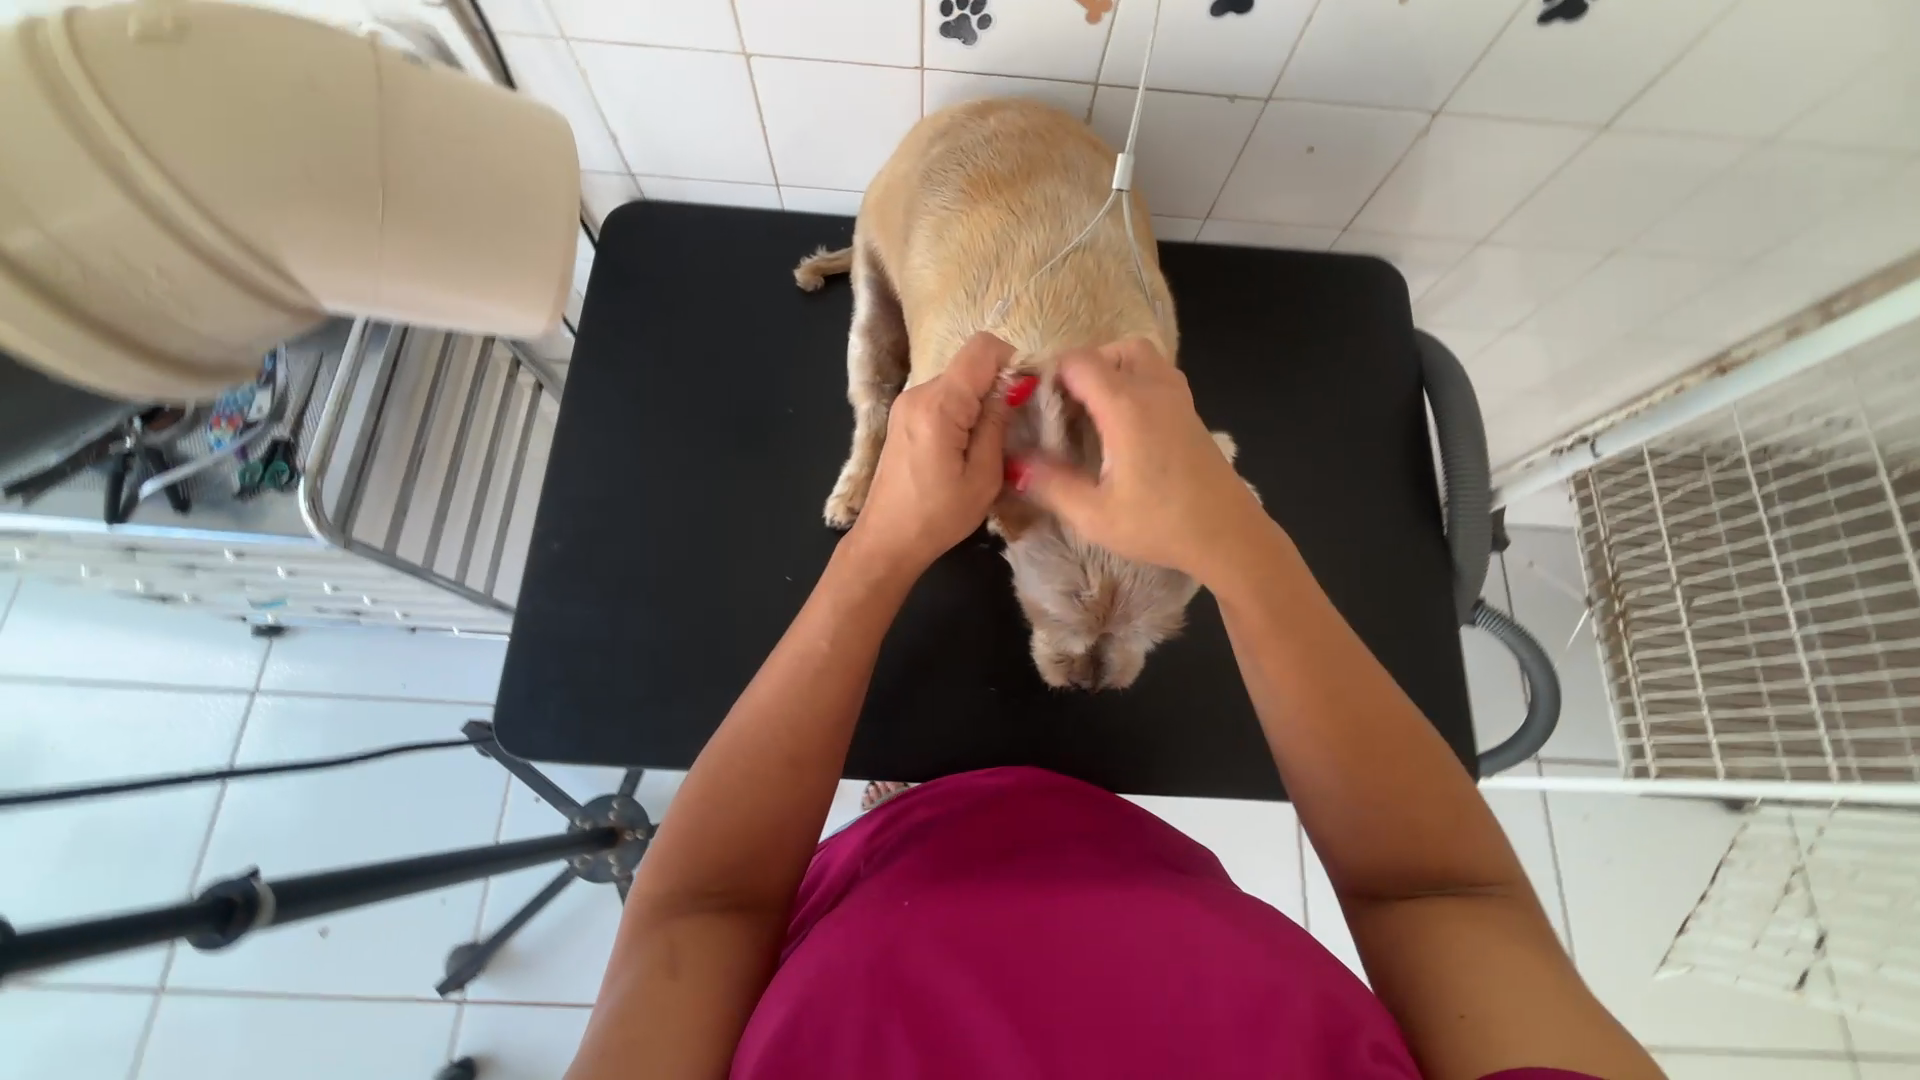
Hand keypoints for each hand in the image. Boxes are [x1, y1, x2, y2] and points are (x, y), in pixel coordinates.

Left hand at [846, 333, 1015, 572]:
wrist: (887, 540)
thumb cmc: (938, 516)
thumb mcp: (984, 476)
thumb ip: (998, 424)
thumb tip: (1013, 388)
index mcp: (939, 404)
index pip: (982, 348)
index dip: (1012, 362)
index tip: (1024, 396)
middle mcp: (918, 393)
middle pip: (969, 366)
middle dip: (997, 388)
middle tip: (1012, 430)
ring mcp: (906, 403)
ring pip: (957, 383)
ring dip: (979, 404)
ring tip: (987, 446)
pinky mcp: (903, 417)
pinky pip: (942, 399)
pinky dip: (961, 413)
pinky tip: (964, 449)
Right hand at [1013, 339, 1273, 587]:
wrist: (1228, 536)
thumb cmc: (1160, 525)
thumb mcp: (1094, 515)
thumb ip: (1050, 484)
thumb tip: (1015, 464)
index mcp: (1126, 406)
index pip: (1078, 360)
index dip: (1049, 375)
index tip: (1034, 407)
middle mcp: (1154, 389)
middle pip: (1110, 349)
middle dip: (1081, 370)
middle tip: (1064, 409)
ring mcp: (1178, 397)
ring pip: (1138, 356)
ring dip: (1110, 372)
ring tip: (1091, 413)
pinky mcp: (1190, 412)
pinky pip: (1155, 375)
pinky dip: (1132, 384)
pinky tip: (1121, 426)